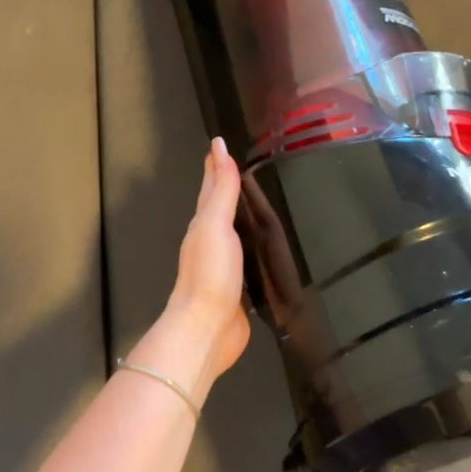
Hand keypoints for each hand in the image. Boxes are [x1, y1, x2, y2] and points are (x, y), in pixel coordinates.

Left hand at [128, 138, 250, 401]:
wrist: (208, 328)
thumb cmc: (210, 273)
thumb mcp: (215, 224)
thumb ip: (221, 190)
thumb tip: (219, 149)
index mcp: (203, 225)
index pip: (211, 187)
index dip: (216, 166)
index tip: (221, 143)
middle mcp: (212, 243)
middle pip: (221, 209)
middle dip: (229, 187)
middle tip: (240, 166)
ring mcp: (227, 267)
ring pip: (237, 234)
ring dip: (244, 218)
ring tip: (259, 201)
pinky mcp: (242, 289)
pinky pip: (250, 260)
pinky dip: (256, 248)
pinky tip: (266, 247)